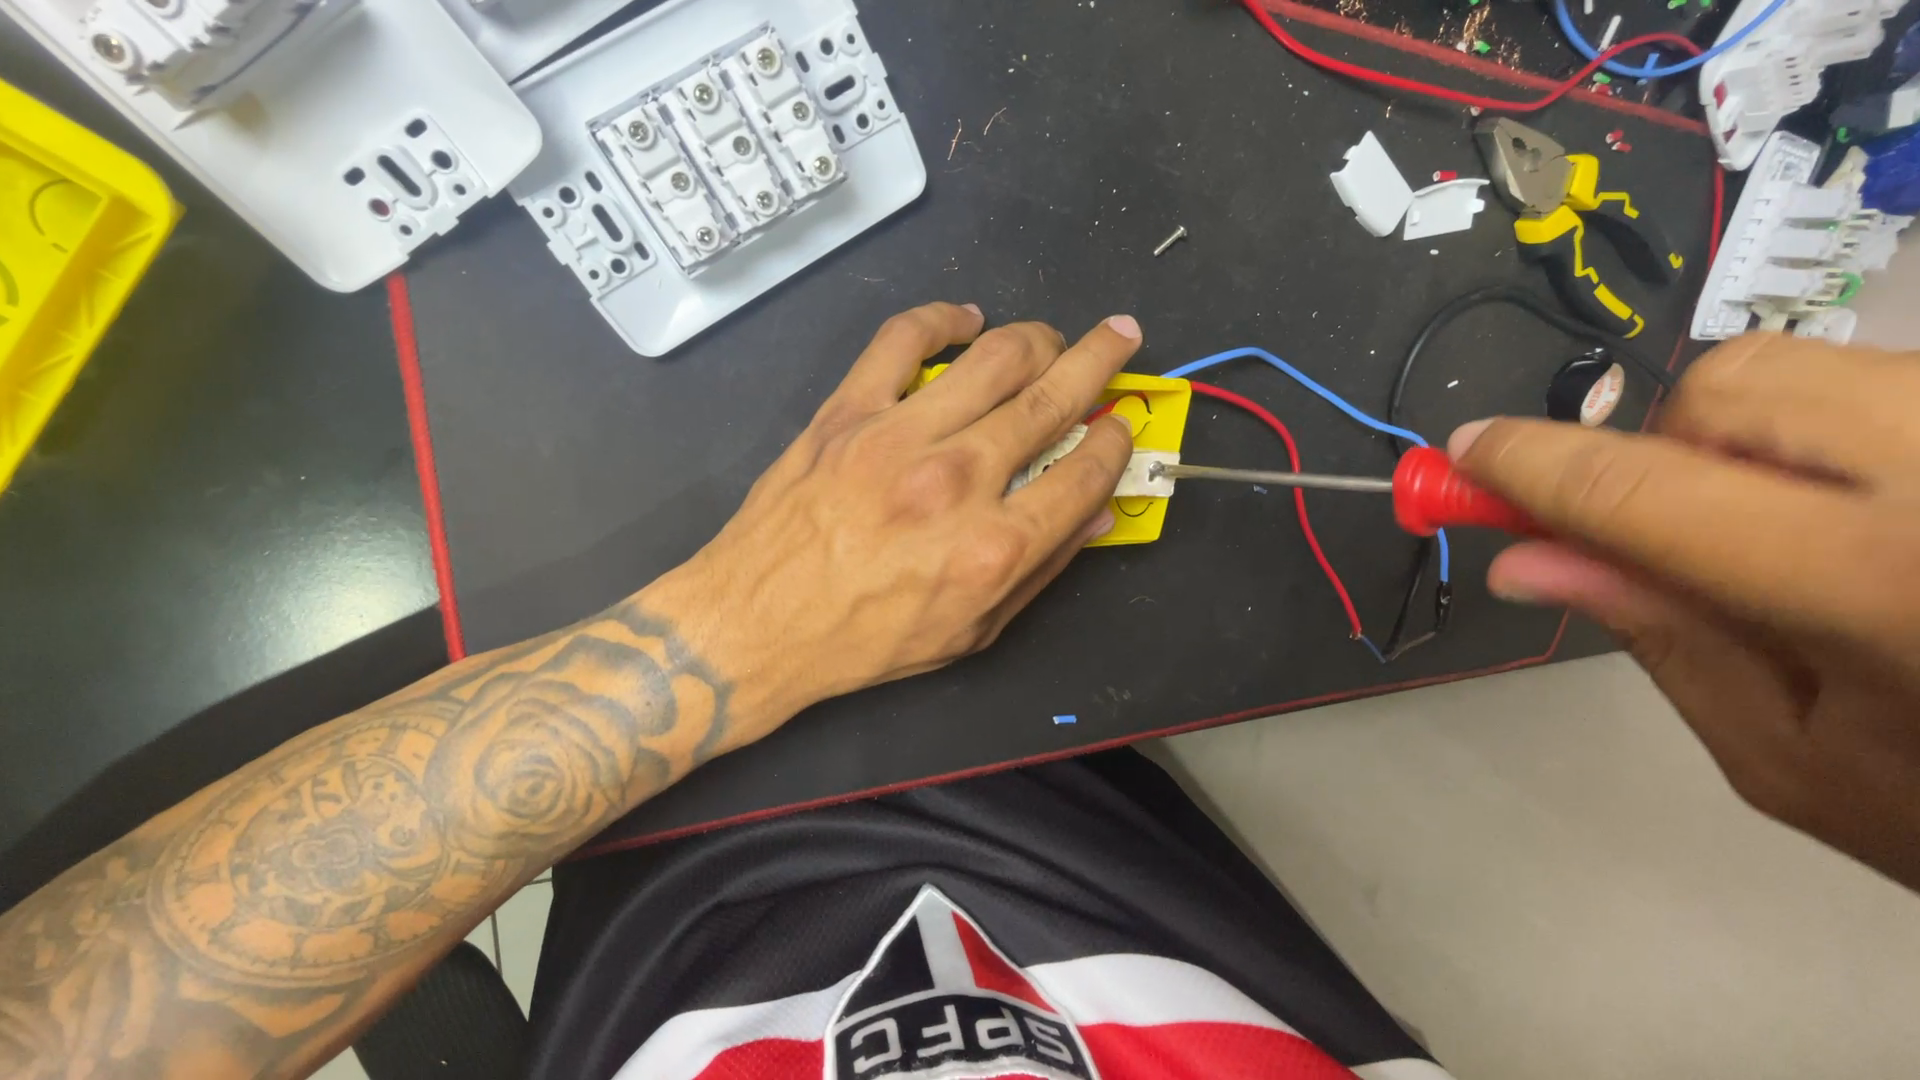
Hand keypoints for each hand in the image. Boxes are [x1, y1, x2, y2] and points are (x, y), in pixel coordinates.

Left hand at [650, 302, 1140, 744]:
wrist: (758, 624)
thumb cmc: (868, 641)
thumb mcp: (971, 632)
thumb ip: (1041, 571)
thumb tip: (1096, 511)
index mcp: (996, 547)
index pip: (1085, 471)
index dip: (1117, 439)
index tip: (1119, 423)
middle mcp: (958, 482)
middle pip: (1053, 399)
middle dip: (1100, 360)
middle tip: (1121, 335)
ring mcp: (900, 438)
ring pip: (993, 358)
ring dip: (1038, 337)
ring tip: (1051, 338)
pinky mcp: (848, 411)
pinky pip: (903, 339)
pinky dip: (942, 318)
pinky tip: (966, 320)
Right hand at [1449, 334, 1919, 890]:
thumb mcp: (1785, 752)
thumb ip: (1657, 636)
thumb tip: (1524, 559)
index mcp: (1885, 588)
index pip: (1647, 491)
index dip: (1533, 466)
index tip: (1464, 452)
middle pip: (1736, 384)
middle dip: (1661, 441)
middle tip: (1669, 523)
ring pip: (1814, 371)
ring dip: (1743, 438)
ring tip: (1781, 532)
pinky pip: (1884, 389)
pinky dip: (1824, 442)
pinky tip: (1865, 523)